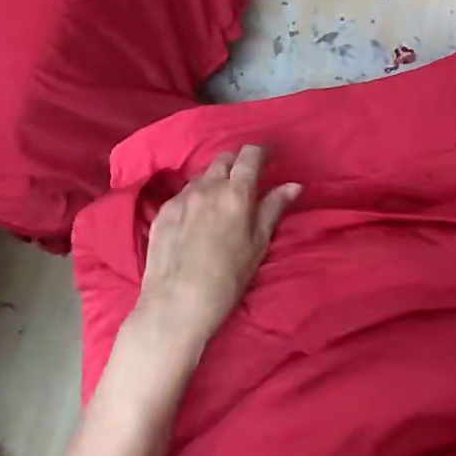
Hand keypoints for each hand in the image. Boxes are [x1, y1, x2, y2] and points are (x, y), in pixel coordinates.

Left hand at [134, 145, 300, 353]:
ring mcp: (181, 198)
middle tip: (246, 179)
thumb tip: (293, 185)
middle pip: (223, 159)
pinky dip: (195, 197)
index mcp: (236, 193)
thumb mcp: (258, 243)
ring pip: (202, 176)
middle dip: (237, 162)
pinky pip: (183, 193)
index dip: (261, 151)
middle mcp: (207, 187)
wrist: (176, 304)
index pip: (250, 155)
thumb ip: (274, 208)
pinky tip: (196, 218)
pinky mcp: (162, 212)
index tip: (268, 157)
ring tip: (220, 200)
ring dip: (214, 179)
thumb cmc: (228, 277)